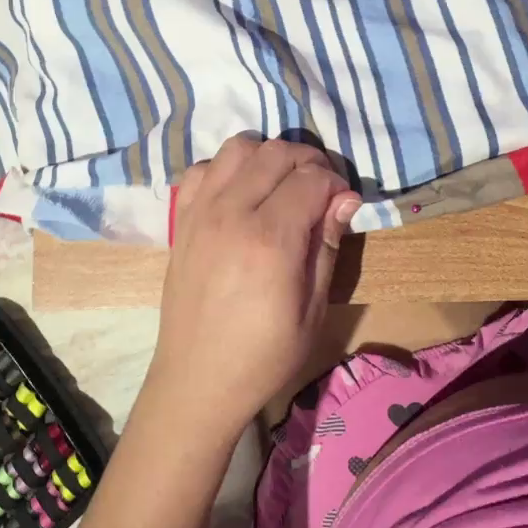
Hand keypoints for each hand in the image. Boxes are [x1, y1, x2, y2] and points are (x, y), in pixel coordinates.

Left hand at [146, 135, 360, 436]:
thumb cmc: (264, 355)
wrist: (198, 380)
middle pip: (276, 152)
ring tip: (281, 184)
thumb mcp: (313, 309)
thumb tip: (346, 198)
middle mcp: (231, 213)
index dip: (335, 184)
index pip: (311, 178)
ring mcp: (200, 212)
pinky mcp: (181, 219)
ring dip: (267, 156)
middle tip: (319, 189)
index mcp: (270, 240)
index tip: (342, 204)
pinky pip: (203, 168)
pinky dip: (226, 167)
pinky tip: (241, 193)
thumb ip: (327, 245)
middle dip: (307, 161)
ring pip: (237, 148)